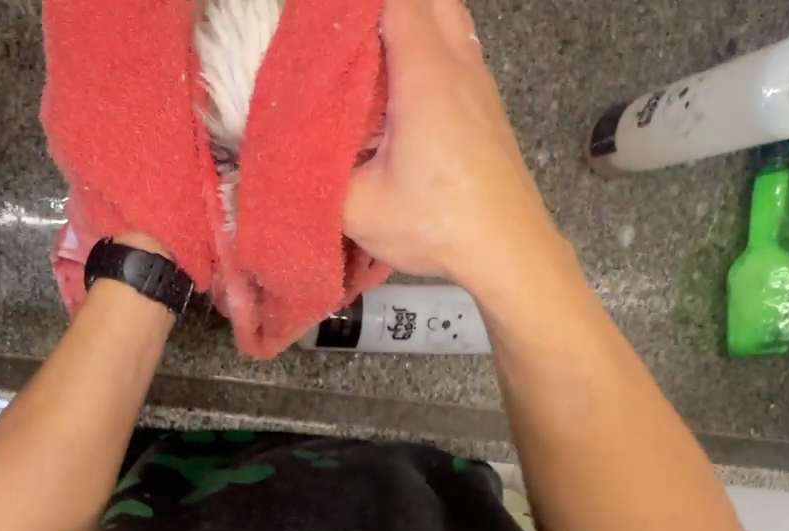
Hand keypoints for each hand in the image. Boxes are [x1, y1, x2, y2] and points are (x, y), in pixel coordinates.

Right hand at [343, 0, 572, 304]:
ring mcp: (477, 78)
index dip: (353, 6)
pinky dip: (427, 41)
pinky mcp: (484, 101)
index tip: (318, 22)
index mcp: (424, 74)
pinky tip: (399, 79)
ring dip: (409, 18)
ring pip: (446, 15)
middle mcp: (457, 62)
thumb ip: (318, 173)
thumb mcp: (358, 209)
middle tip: (342, 33)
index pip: (394, 1)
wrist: (506, 248)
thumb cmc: (434, 225)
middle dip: (382, 6)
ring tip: (366, 49)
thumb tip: (282, 154)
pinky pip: (456, 44)